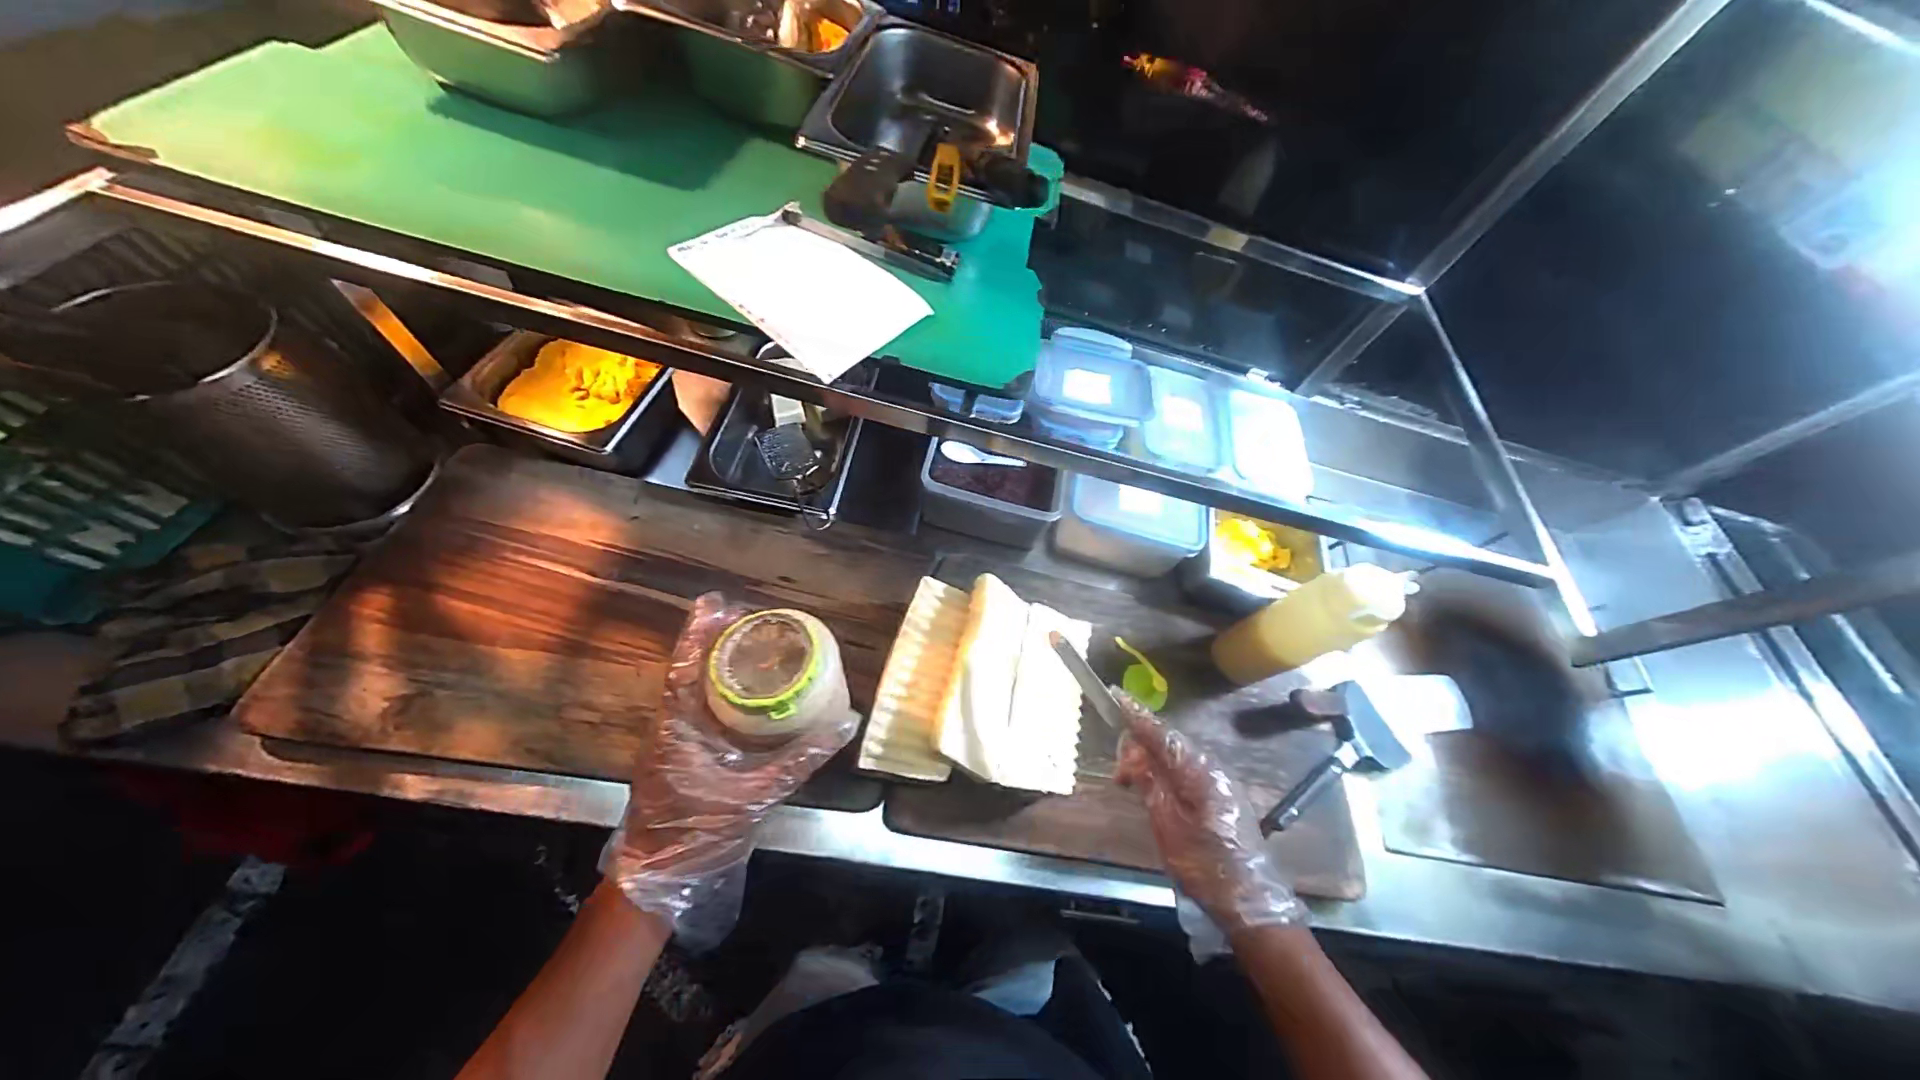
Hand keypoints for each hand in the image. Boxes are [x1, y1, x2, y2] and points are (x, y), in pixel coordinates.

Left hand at [602, 592, 857, 939]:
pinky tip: (742, 691)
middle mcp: (668, 728)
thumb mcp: (758, 795)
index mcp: (676, 730)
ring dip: (713, 663)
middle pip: (687, 671)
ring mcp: (669, 742)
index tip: (715, 601)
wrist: (658, 878)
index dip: (698, 633)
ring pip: (689, 689)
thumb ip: (802, 758)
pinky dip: (716, 690)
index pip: (684, 668)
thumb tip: (846, 722)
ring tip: (748, 643)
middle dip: (713, 641)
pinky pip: (696, 709)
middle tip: (746, 617)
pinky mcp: (677, 756)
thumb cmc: (699, 833)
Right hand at [1114, 692, 1306, 933]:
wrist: (1250, 903)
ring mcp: (1219, 781)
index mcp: (1199, 771)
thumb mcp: (1167, 826)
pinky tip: (1152, 788)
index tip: (1115, 695)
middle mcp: (1212, 767)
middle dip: (1139, 747)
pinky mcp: (1221, 795)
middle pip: (1168, 742)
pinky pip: (1185, 770)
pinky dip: (1164, 772)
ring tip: (1129, 782)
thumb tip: (1133, 752)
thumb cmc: (1205, 865)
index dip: (1137, 715)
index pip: (1162, 734)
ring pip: (1176, 757)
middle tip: (1118, 774)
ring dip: (1150, 762)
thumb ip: (1150, 784)